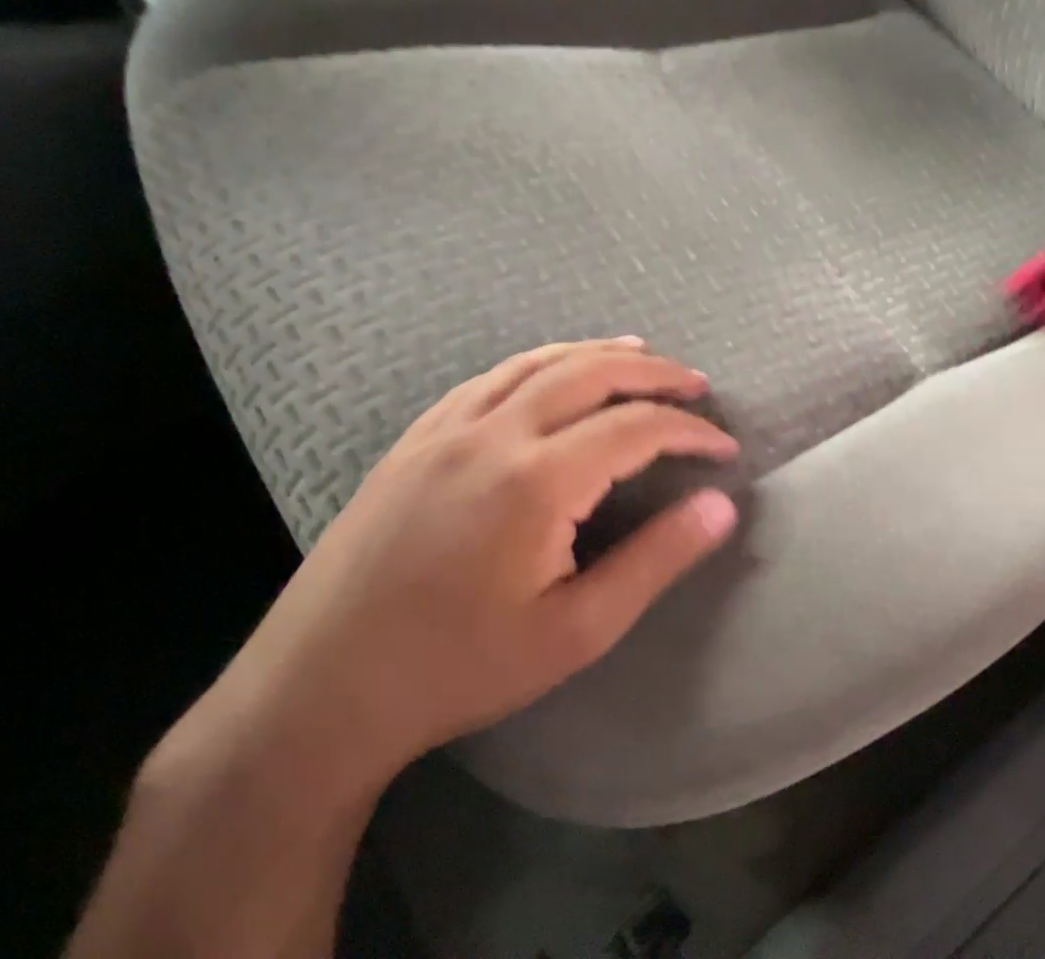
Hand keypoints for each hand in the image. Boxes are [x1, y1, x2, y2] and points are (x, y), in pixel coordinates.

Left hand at [169, 339, 740, 784]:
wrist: (319, 691)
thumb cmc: (463, 668)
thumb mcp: (580, 629)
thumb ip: (656, 559)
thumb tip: (721, 507)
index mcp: (536, 481)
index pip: (635, 428)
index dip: (690, 431)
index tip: (725, 450)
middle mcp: (489, 436)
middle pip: (587, 374)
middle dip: (652, 373)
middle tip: (696, 383)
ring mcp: (440, 434)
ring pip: (533, 365)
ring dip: (595, 354)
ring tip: (639, 354)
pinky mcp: (409, 446)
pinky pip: (485, 380)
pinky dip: (536, 364)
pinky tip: (550, 375)